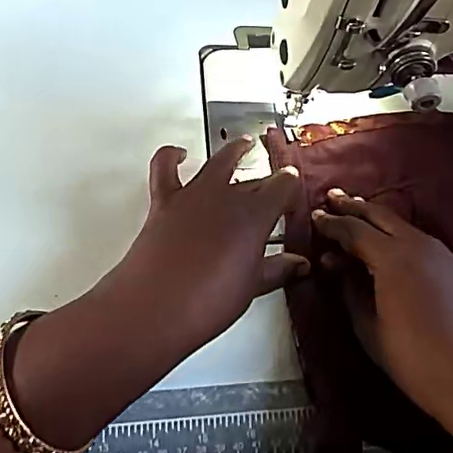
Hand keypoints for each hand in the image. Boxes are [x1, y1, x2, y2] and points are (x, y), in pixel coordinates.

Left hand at [99, 137, 305, 357]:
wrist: (155, 308)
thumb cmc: (205, 302)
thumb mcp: (251, 287)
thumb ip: (277, 269)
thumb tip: (297, 264)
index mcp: (254, 214)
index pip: (283, 186)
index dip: (291, 187)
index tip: (294, 193)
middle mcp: (225, 196)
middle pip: (255, 179)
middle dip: (269, 180)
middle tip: (277, 185)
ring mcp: (193, 195)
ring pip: (218, 162)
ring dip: (232, 151)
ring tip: (242, 144)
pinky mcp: (164, 201)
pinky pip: (165, 167)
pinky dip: (171, 155)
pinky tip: (179, 153)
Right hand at [312, 189, 452, 434]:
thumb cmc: (418, 363)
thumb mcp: (370, 330)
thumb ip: (351, 292)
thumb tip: (339, 268)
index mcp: (392, 257)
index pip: (354, 229)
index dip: (331, 223)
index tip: (315, 217)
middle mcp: (419, 245)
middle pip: (380, 215)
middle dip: (354, 206)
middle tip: (333, 197)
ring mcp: (444, 255)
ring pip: (403, 226)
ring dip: (377, 219)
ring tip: (358, 216)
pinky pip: (419, 241)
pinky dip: (397, 235)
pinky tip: (390, 245)